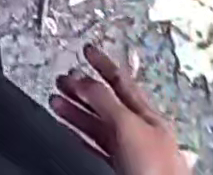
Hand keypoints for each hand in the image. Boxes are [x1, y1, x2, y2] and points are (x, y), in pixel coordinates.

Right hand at [51, 44, 194, 174]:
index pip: (121, 81)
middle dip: (81, 89)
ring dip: (75, 112)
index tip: (87, 49)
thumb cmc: (157, 170)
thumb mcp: (128, 124)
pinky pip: (96, 147)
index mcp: (148, 116)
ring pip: (98, 126)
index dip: (102, 63)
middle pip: (106, 104)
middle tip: (62, 79)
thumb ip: (104, 99)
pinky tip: (69, 132)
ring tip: (55, 102)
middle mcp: (140, 133)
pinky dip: (79, 136)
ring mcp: (131, 154)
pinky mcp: (121, 172)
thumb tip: (82, 79)